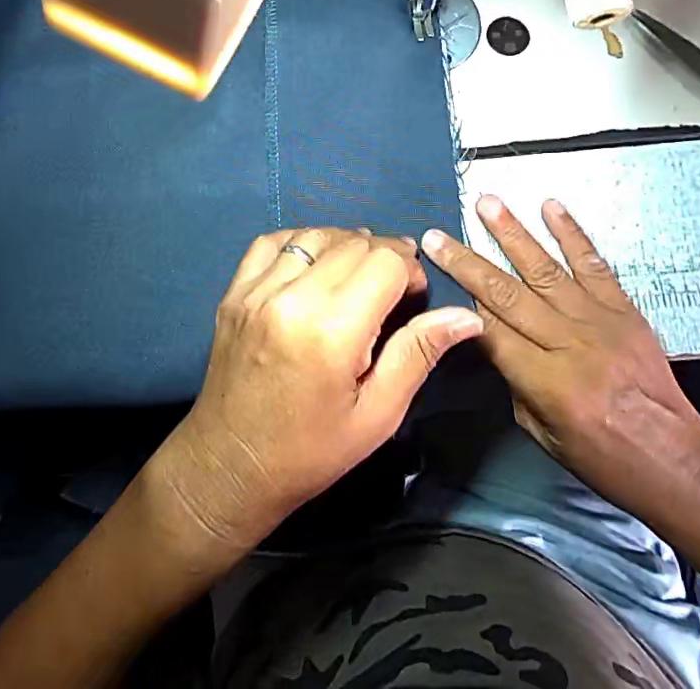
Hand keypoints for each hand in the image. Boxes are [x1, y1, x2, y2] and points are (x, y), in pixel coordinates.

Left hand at [151, 227, 483, 550]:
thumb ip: (418, 353)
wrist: (232, 462)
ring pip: (313, 236)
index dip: (410, 270)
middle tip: (391, 289)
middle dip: (383, 256)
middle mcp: (291, 298)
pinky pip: (270, 243)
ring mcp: (256, 291)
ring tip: (357, 272)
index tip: (413, 296)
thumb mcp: (378, 414)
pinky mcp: (234, 292)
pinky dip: (299, 241)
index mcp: (332, 330)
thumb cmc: (311, 450)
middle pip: (352, 244)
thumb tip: (467, 316)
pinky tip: (313, 261)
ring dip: (344, 244)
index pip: (385, 262)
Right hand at [421, 196, 699, 525]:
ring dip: (512, 233)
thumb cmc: (598, 456)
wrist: (675, 459)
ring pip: (544, 270)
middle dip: (466, 262)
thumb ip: (512, 376)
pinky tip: (550, 207)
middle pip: (506, 294)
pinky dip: (571, 234)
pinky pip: (594, 266)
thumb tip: (489, 333)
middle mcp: (568, 344)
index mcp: (544, 380)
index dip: (459, 303)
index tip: (433, 276)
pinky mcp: (625, 311)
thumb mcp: (537, 428)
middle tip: (436, 236)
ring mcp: (599, 322)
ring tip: (487, 203)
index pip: (488, 329)